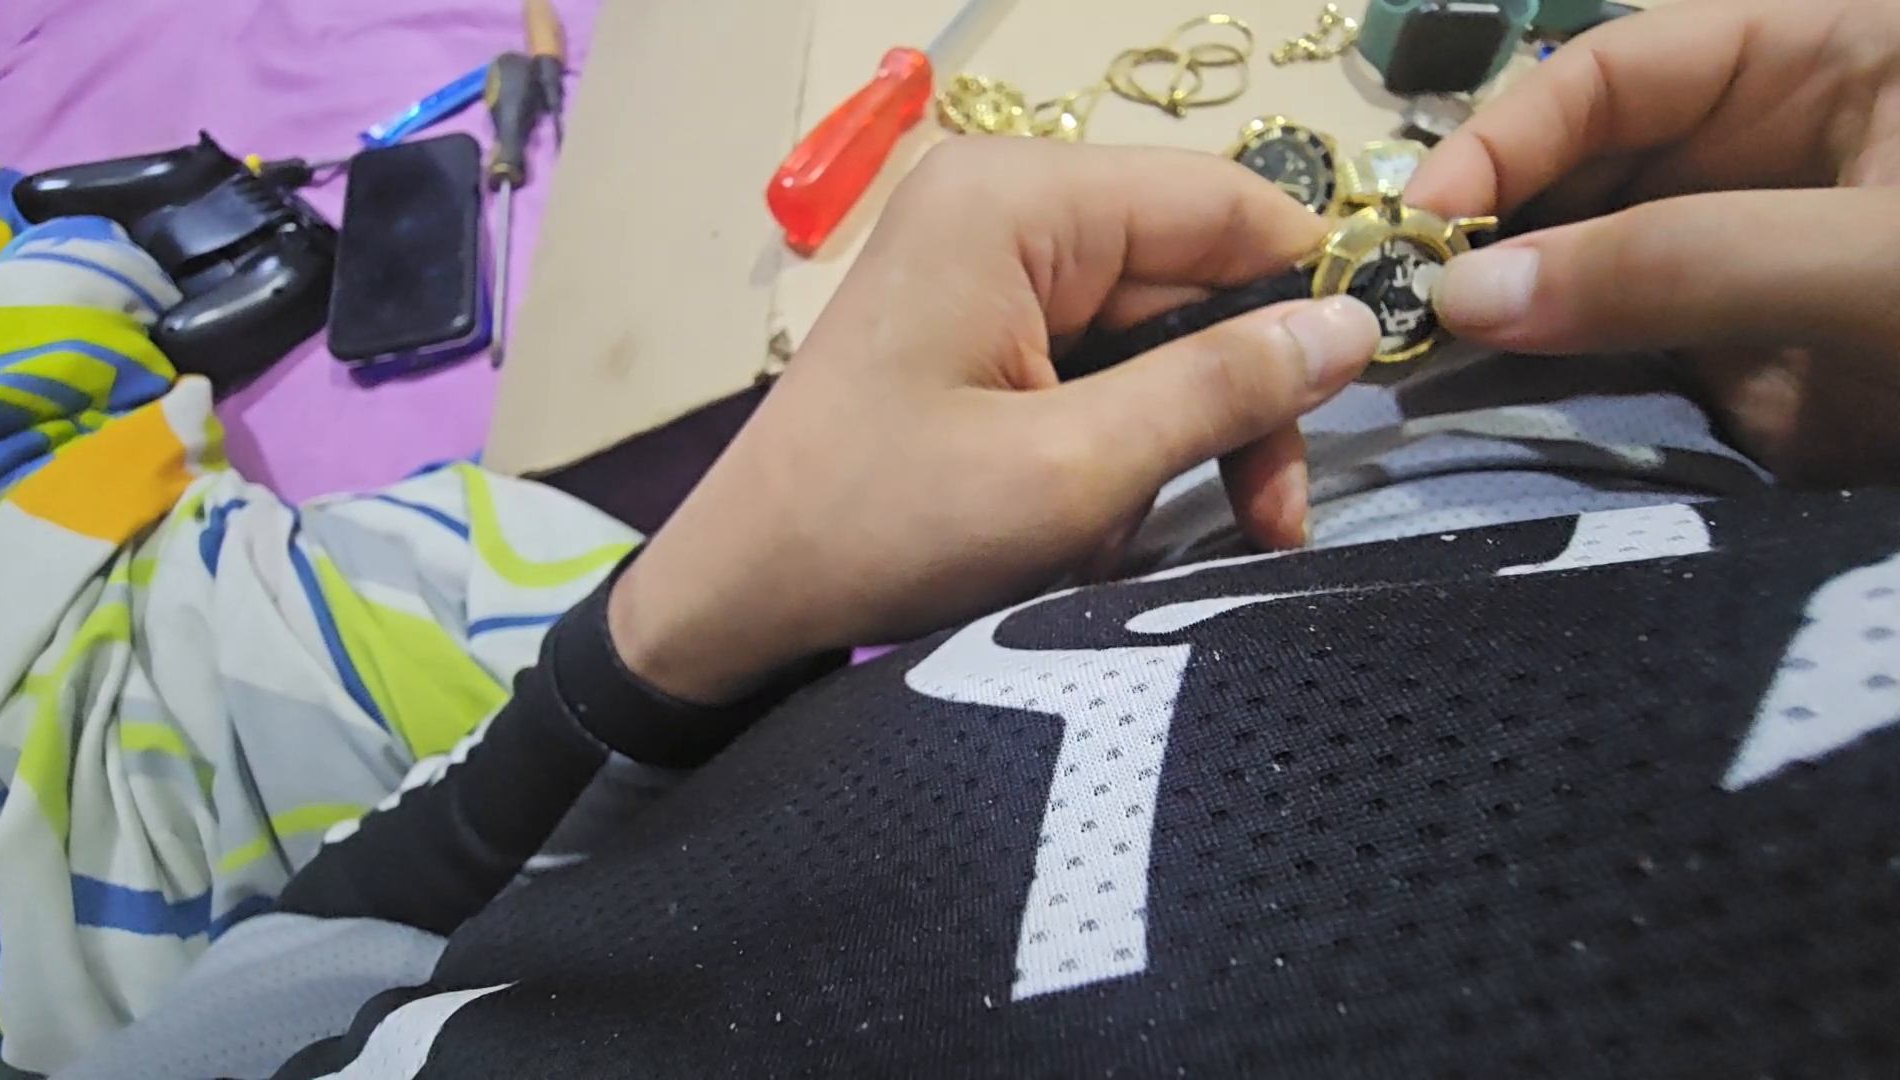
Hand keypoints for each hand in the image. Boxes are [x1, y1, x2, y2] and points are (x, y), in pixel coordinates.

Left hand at [607, 138, 1378, 702]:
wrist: (747, 588)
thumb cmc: (888, 525)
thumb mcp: (1072, 468)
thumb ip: (1219, 387)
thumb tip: (1352, 326)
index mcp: (1015, 204)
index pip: (1220, 205)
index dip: (1302, 289)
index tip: (1357, 389)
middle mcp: (997, 217)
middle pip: (1182, 285)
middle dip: (1227, 405)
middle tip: (1270, 519)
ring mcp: (977, 281)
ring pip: (1138, 346)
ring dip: (1159, 448)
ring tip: (1123, 542)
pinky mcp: (968, 342)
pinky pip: (1081, 379)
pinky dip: (1103, 456)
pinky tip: (1080, 527)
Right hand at [1406, 0, 1899, 485]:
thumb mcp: (1890, 267)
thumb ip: (1681, 263)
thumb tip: (1467, 295)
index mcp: (1826, 61)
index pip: (1613, 71)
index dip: (1500, 138)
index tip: (1416, 224)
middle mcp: (1739, 157)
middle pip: (1557, 173)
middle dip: (1470, 233)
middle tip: (1388, 302)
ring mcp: (1698, 262)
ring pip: (1548, 265)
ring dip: (1475, 307)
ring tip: (1400, 350)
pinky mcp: (1677, 351)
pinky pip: (1566, 346)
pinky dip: (1504, 368)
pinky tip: (1452, 388)